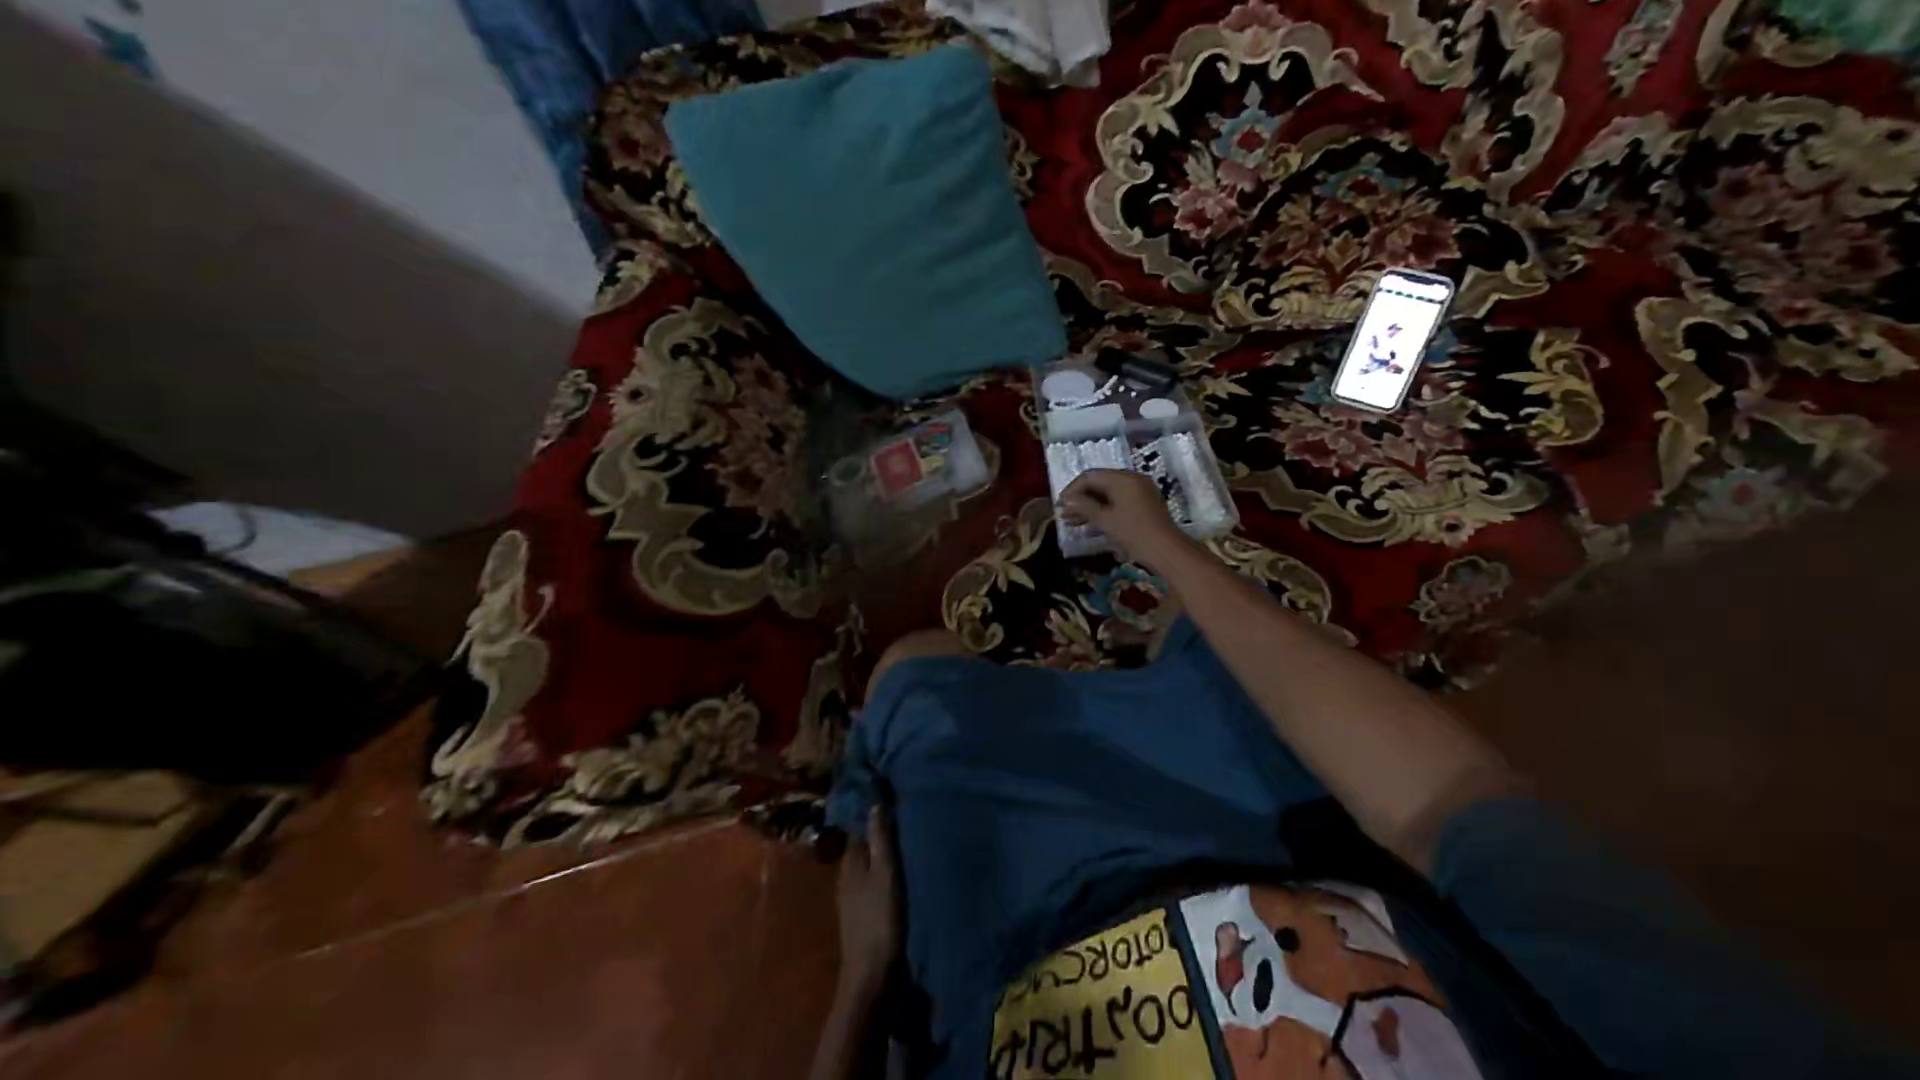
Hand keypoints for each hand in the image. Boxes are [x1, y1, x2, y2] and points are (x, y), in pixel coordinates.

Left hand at [836, 805, 900, 999]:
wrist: (871, 975)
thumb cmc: (880, 919)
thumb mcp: (885, 874)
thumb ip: (880, 840)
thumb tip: (874, 803)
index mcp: (850, 862)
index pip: (857, 828)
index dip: (871, 813)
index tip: (890, 799)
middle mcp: (845, 876)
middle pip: (861, 846)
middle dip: (876, 833)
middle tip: (901, 818)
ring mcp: (851, 898)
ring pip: (866, 866)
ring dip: (880, 855)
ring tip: (904, 844)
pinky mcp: (860, 915)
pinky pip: (870, 883)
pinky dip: (882, 875)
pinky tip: (897, 877)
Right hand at [1061, 469, 1192, 567]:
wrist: (1167, 551)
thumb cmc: (1134, 533)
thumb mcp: (1105, 520)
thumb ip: (1084, 506)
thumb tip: (1066, 499)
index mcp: (1123, 478)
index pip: (1090, 476)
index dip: (1072, 489)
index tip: (1060, 505)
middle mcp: (1132, 479)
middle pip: (1099, 483)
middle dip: (1080, 499)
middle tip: (1065, 515)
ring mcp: (1140, 491)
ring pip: (1108, 493)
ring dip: (1090, 506)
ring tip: (1073, 522)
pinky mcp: (1144, 504)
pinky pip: (1118, 501)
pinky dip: (1104, 509)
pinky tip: (1091, 523)